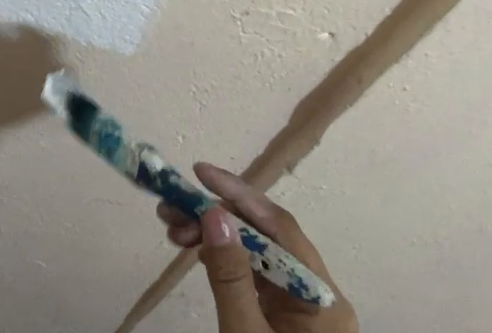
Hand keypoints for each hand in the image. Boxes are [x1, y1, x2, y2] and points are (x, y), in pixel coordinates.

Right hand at [157, 163, 357, 332]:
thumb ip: (230, 277)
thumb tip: (214, 214)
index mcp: (323, 299)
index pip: (280, 228)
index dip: (239, 194)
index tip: (197, 173)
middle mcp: (316, 296)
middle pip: (266, 238)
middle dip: (216, 216)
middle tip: (168, 207)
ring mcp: (299, 310)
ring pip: (254, 255)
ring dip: (212, 236)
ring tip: (169, 227)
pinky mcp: (281, 322)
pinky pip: (250, 277)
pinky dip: (219, 260)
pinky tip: (191, 252)